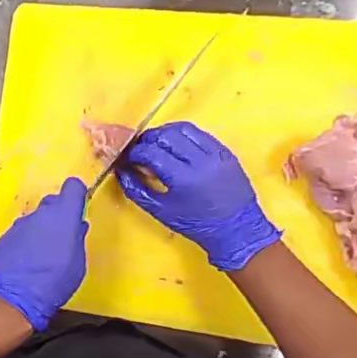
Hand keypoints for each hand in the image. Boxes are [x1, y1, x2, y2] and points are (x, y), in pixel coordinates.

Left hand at [0, 176, 88, 329]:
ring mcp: (19, 225)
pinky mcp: (4, 238)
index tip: (78, 205)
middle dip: (58, 214)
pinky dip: (25, 241)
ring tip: (44, 254)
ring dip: (40, 230)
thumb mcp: (78, 263)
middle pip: (52, 203)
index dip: (76, 194)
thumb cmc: (54, 281)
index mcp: (63, 215)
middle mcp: (40, 214)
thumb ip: (77, 239)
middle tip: (62, 235)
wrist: (15, 297)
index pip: (72, 187)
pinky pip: (20, 234)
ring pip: (35, 219)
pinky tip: (28, 261)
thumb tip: (76, 228)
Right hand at [119, 121, 280, 270]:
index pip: (151, 152)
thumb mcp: (160, 211)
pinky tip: (177, 145)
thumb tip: (122, 171)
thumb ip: (136, 189)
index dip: (135, 152)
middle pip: (166, 135)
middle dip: (148, 139)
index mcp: (183, 178)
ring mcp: (216, 153)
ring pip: (184, 129)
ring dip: (165, 132)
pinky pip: (200, 134)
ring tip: (156, 144)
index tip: (128, 158)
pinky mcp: (225, 151)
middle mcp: (200, 160)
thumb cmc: (194, 224)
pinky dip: (184, 135)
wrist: (235, 228)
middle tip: (139, 149)